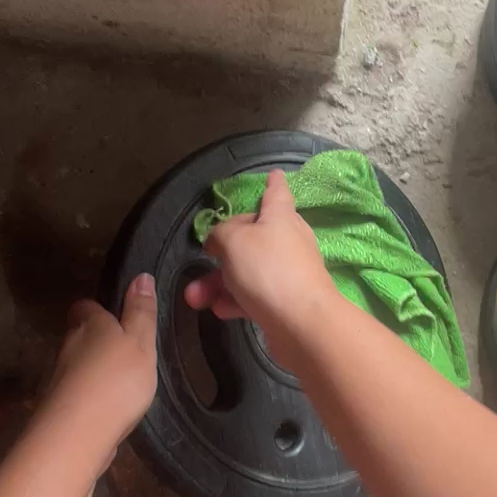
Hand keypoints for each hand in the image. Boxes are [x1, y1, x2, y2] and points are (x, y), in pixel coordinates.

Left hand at [45, 274, 157, 445]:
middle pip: (80, 335)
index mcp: (89, 325)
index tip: (118, 315)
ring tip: (120, 381)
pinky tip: (107, 407)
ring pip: (77, 365)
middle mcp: (68, 346)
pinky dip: (90, 395)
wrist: (75, 436)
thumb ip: (141, 312)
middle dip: (98, 339)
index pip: (86, 306)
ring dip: (94, 369)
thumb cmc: (115, 380)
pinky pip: (76, 393)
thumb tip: (140, 276)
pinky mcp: (58, 408)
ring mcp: (59, 379)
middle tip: (125, 349)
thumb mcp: (140, 342)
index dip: (100, 308)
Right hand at [182, 170, 338, 344]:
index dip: (273, 184)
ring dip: (220, 282)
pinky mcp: (285, 302)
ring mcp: (288, 272)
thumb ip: (221, 233)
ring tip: (195, 297)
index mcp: (280, 216)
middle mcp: (288, 240)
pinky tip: (220, 310)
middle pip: (252, 237)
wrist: (302, 322)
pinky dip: (235, 300)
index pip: (276, 193)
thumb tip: (220, 239)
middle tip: (203, 260)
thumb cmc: (268, 269)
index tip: (275, 174)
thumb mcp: (234, 240)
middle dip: (222, 251)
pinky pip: (254, 295)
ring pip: (248, 270)